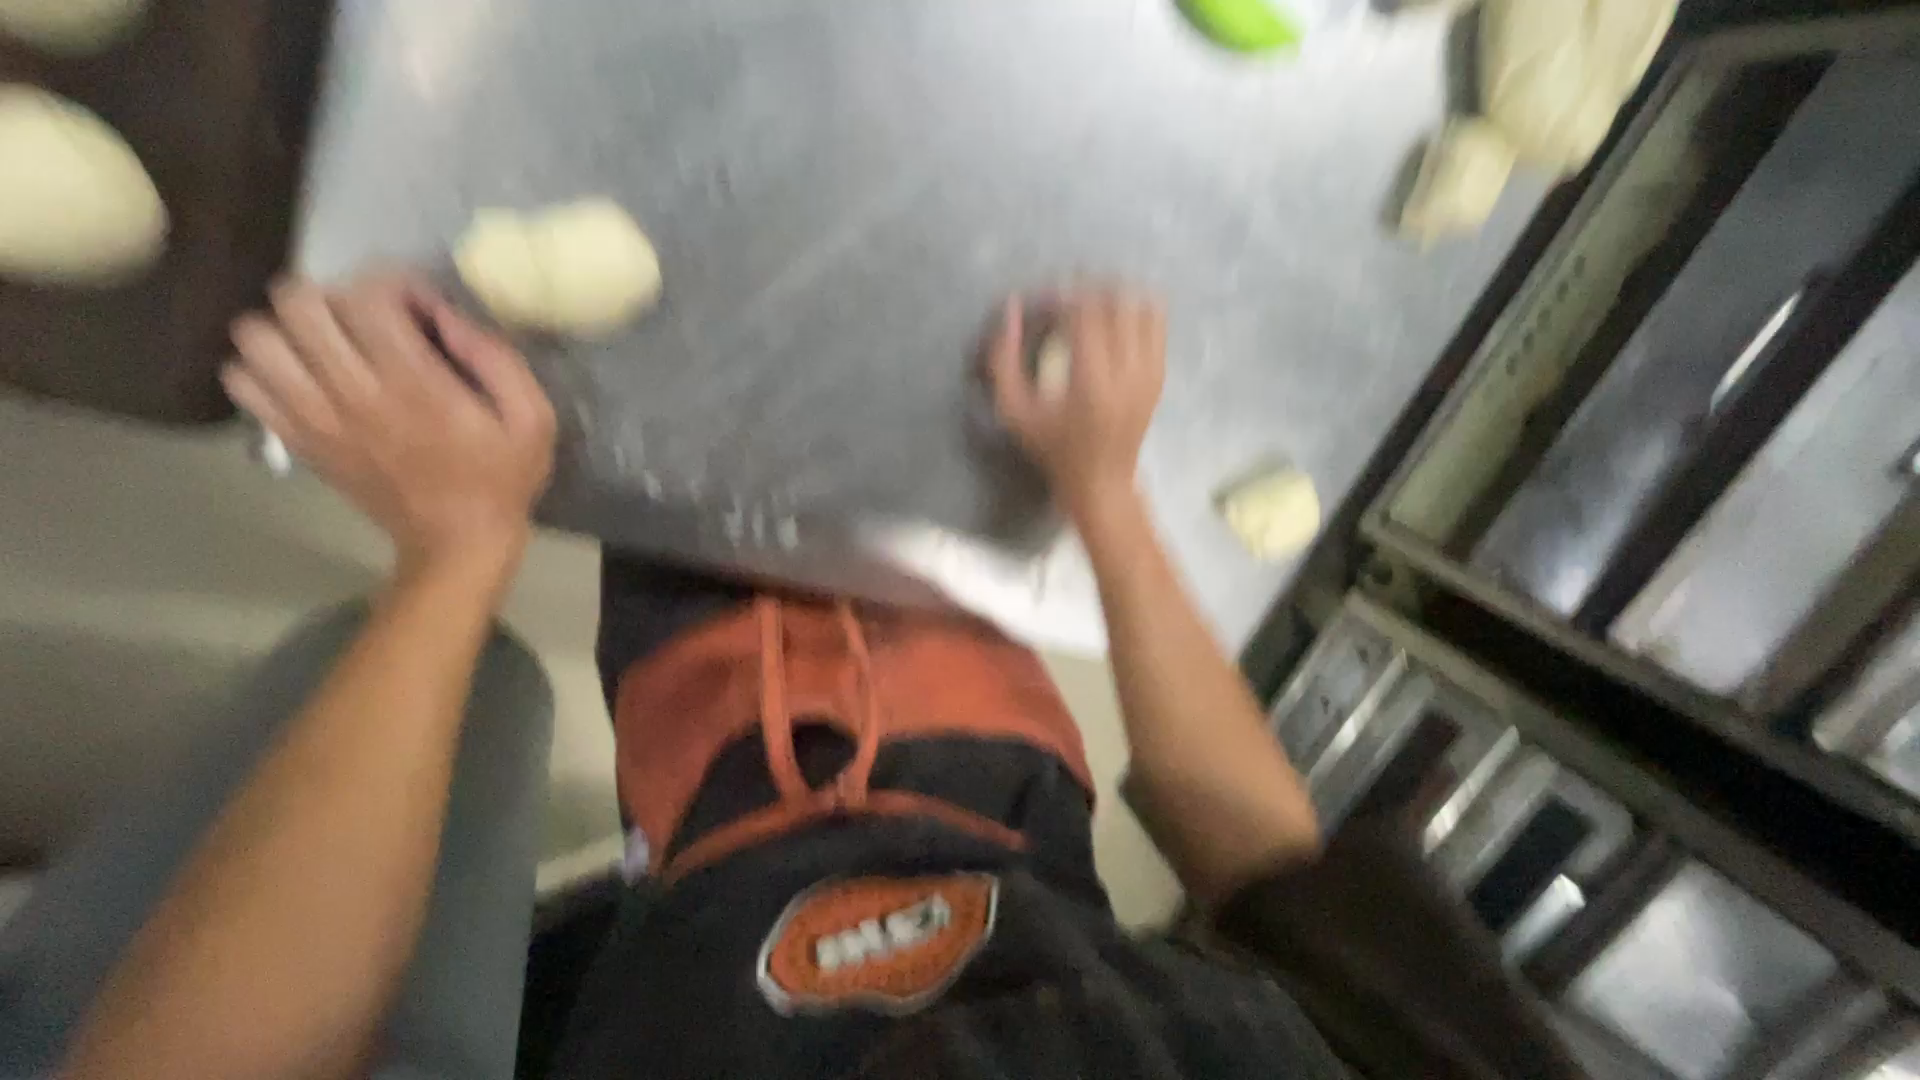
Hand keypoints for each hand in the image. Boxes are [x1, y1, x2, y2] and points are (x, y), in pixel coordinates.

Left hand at [223, 274, 557, 581]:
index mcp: (417, 385)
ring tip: (335, 345)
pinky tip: (308, 376)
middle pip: (299, 303)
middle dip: (339, 297)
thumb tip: (447, 315)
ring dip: (294, 328)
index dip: (395, 284)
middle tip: (374, 322)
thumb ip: (497, 359)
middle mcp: (354, 393)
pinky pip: (242, 379)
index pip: (368, 296)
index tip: (422, 307)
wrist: (458, 541)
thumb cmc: (502, 477)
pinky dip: (265, 366)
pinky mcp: (296, 438)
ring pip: (257, 334)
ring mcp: (315, 417)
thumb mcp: (534, 418)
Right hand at [989, 286, 1165, 519]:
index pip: (1083, 313)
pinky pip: (1156, 322)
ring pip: (1141, 304)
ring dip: (1114, 294)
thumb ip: (1004, 360)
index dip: (1061, 295)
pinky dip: (1134, 309)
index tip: (1043, 300)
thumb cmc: (1052, 448)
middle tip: (1064, 296)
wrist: (1102, 480)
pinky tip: (1113, 317)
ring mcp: (1150, 371)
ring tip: (1091, 302)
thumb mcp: (1014, 412)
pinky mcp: (1160, 372)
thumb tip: (1012, 307)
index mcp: (1090, 383)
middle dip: (1086, 288)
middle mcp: (1128, 372)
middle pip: (1115, 301)